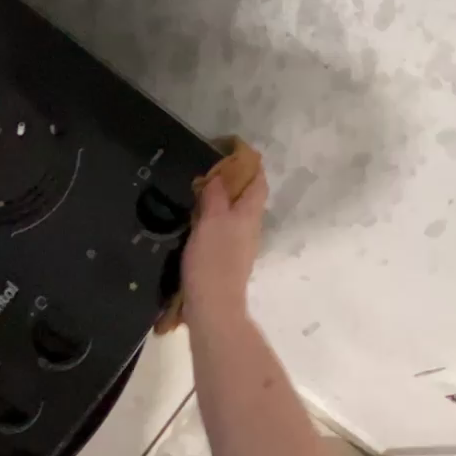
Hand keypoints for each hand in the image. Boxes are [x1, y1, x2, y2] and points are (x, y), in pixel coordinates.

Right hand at [182, 169, 268, 324]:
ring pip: (236, 215)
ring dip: (222, 202)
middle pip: (248, 197)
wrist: (213, 306)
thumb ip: (216, 196)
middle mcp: (251, 227)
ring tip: (199, 194)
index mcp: (250, 214)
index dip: (248, 163)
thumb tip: (220, 175)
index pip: (257, 180)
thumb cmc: (213, 261)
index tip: (228, 150)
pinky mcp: (228, 261)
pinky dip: (215, 220)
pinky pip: (225, 231)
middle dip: (233, 181)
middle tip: (209, 171)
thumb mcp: (211, 221)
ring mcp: (241, 246)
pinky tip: (198, 223)